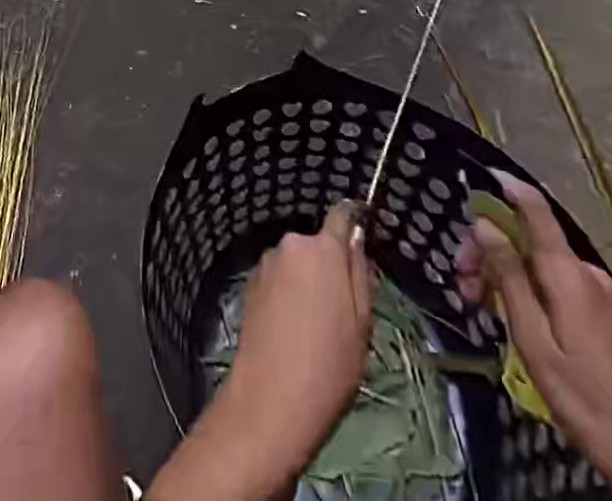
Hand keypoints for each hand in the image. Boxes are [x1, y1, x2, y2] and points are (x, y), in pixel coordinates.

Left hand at [219, 201, 375, 470]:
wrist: (272, 396)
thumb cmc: (330, 362)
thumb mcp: (363, 320)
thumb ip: (360, 272)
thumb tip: (356, 239)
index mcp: (322, 249)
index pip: (341, 215)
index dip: (353, 221)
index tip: (361, 233)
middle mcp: (290, 245)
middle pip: (317, 244)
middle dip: (329, 263)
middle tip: (341, 304)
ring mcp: (266, 263)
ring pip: (296, 261)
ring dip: (306, 278)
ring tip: (314, 321)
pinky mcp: (249, 282)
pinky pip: (278, 276)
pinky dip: (287, 290)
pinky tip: (290, 323)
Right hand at [458, 172, 611, 500]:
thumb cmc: (585, 398)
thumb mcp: (533, 338)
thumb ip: (509, 278)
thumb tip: (485, 226)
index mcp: (570, 277)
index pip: (538, 215)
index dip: (512, 190)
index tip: (486, 174)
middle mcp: (587, 277)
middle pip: (531, 242)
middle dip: (490, 250)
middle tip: (462, 280)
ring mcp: (599, 296)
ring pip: (539, 266)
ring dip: (504, 274)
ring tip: (479, 305)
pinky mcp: (603, 317)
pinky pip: (555, 286)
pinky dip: (525, 290)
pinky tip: (509, 315)